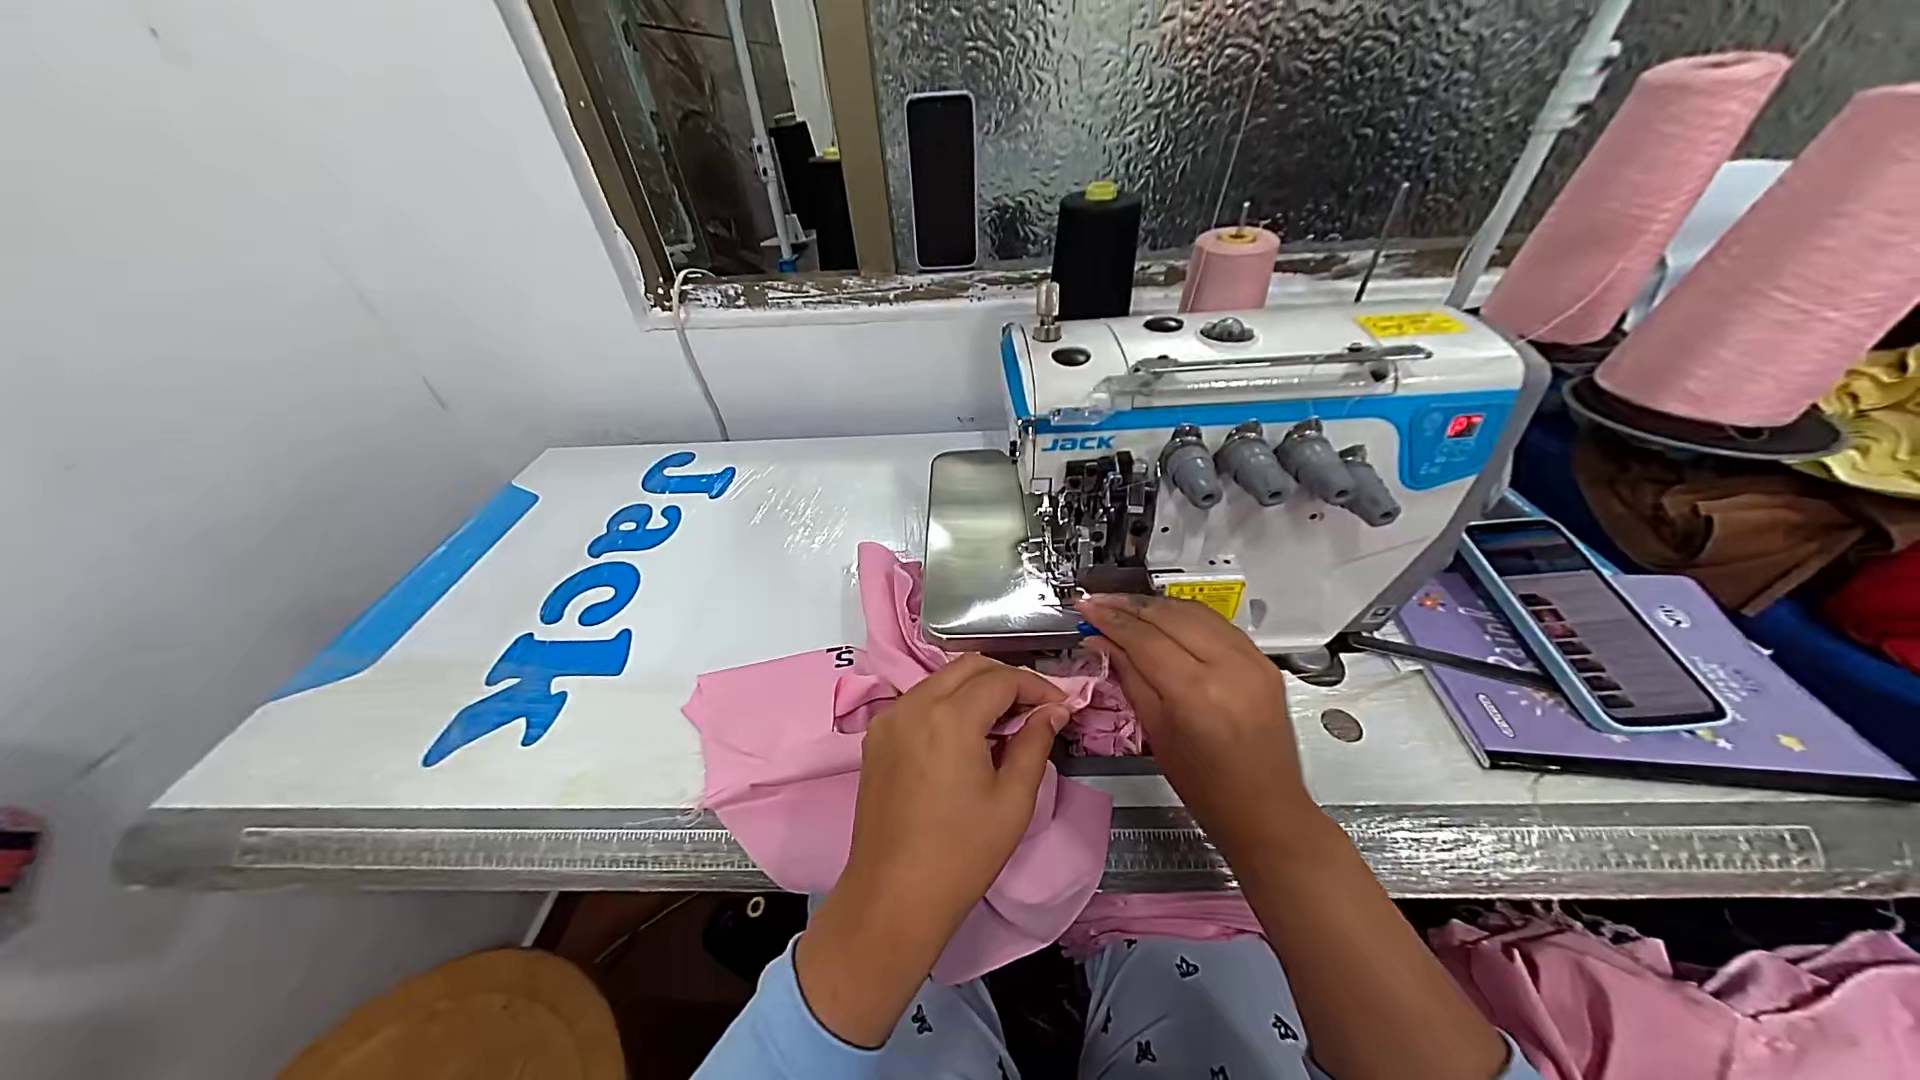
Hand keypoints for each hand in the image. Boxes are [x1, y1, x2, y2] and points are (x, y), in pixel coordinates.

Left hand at [796, 654, 1067, 1046]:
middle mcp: (914, 705)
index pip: (1002, 679)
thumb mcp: (1013, 800)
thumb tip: (1052, 712)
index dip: (1037, 687)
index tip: (1059, 705)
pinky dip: (948, 703)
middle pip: (969, 666)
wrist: (893, 897)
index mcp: (950, 717)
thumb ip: (1034, 743)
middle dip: (1007, 679)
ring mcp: (890, 719)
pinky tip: (966, 735)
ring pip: (941, 679)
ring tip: (1004, 723)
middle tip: (1034, 709)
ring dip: (976, 689)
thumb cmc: (962, 854)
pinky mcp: (877, 737)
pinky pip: (919, 701)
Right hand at [1076, 593, 1315, 850]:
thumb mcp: (1156, 731)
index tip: (1087, 609)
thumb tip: (1102, 642)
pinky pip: (1218, 624)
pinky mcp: (1264, 662)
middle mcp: (1229, 668)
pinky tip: (1165, 618)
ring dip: (1156, 605)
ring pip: (1194, 611)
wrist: (1266, 810)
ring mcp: (1252, 661)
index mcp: (1196, 693)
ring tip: (1126, 606)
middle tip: (1099, 602)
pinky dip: (1186, 615)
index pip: (1144, 638)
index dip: (1110, 619)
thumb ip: (1129, 677)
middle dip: (1129, 604)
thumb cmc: (1206, 787)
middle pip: (1168, 615)